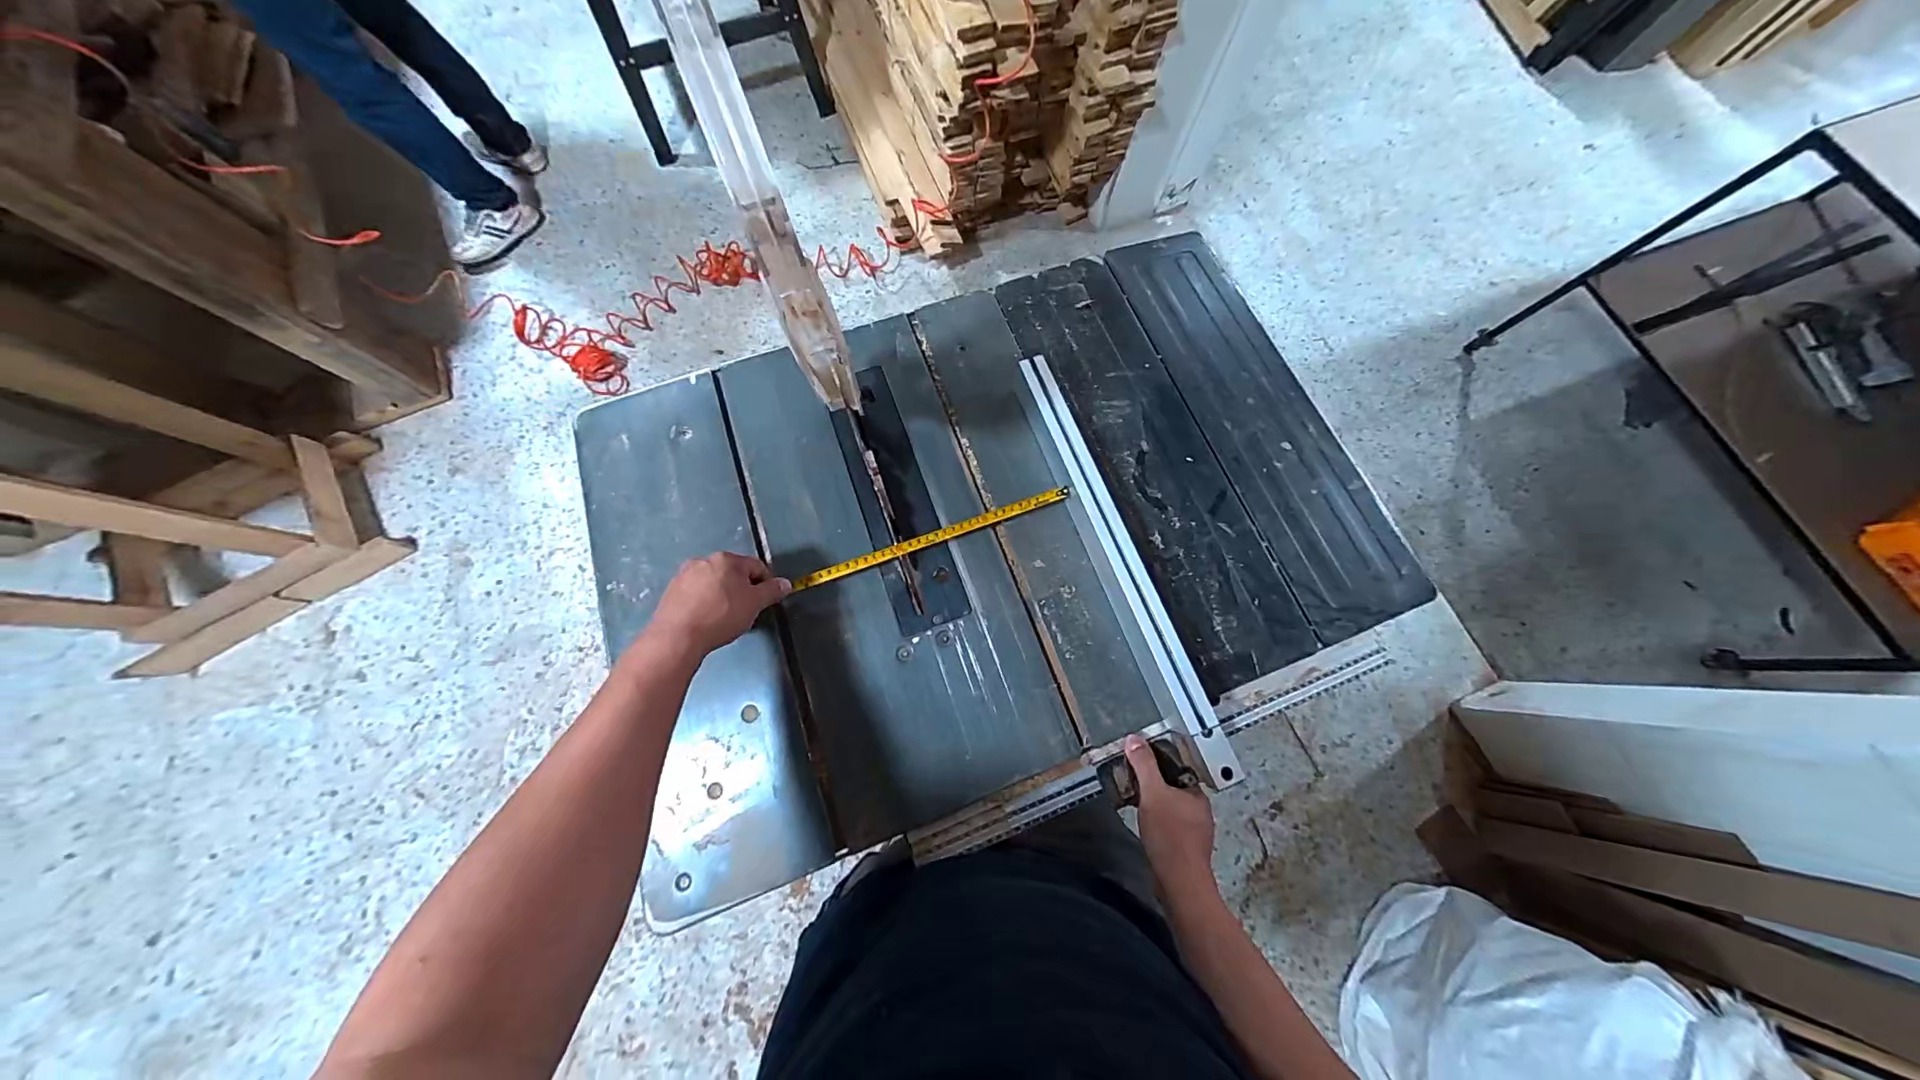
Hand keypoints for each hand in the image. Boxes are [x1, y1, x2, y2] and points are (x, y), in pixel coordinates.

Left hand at [642, 552, 790, 658]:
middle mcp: (704, 560)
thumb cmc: (721, 616)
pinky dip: (704, 601)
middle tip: (746, 609)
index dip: (766, 583)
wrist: (678, 636)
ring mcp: (684, 574)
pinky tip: (706, 618)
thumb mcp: (755, 604)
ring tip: (724, 617)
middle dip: (742, 588)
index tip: (766, 601)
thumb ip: (772, 591)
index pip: (756, 566)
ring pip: (713, 582)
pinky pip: (696, 592)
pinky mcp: (671, 591)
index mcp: (727, 559)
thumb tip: (784, 583)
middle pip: (732, 572)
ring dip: (722, 594)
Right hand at [1124, 733, 1216, 893]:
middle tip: (1132, 782)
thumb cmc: (1170, 837)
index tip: (1138, 761)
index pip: (1177, 769)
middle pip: (1173, 788)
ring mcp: (1195, 831)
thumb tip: (1134, 740)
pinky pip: (1169, 826)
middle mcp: (1200, 811)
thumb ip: (1143, 765)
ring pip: (1171, 808)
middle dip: (1153, 784)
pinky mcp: (1186, 848)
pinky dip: (1156, 822)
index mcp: (1197, 794)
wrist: (1178, 882)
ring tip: (1134, 802)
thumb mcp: (1152, 793)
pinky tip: (1144, 826)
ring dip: (1154, 804)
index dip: (1158, 763)